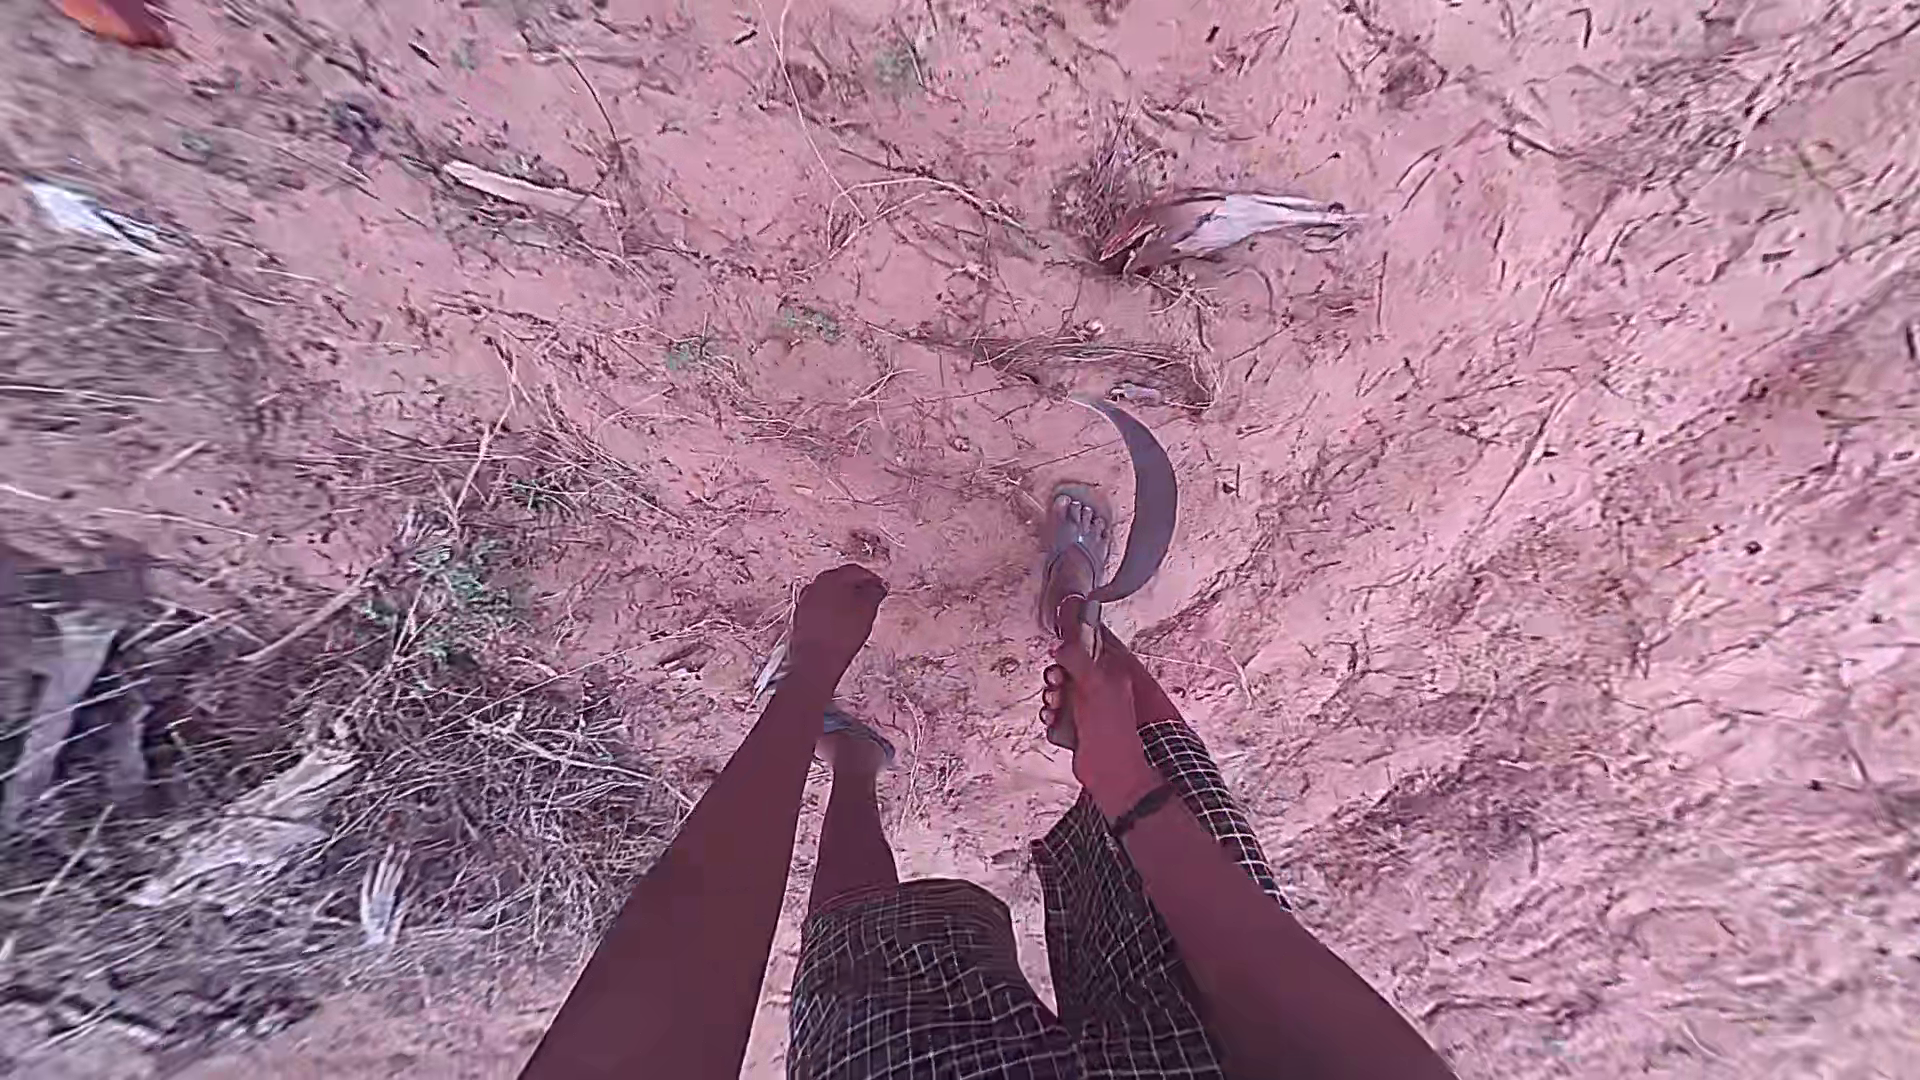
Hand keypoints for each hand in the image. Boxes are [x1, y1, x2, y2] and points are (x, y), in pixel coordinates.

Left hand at [789, 564, 886, 674]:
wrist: (817, 659)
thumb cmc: (841, 634)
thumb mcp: (868, 609)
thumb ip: (874, 593)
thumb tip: (878, 587)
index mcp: (833, 578)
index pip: (856, 570)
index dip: (871, 578)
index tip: (880, 586)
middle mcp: (816, 585)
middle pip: (840, 579)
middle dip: (856, 586)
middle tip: (870, 596)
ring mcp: (806, 601)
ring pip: (829, 593)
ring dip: (843, 598)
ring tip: (857, 611)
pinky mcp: (801, 617)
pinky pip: (820, 607)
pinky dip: (832, 610)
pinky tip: (841, 622)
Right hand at [1048, 637, 1162, 817]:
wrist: (1109, 771)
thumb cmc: (1110, 729)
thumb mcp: (1094, 683)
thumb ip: (1077, 659)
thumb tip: (1061, 645)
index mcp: (1110, 677)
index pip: (1087, 653)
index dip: (1070, 652)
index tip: (1058, 654)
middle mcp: (1099, 692)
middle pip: (1067, 674)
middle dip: (1056, 678)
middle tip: (1055, 684)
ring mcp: (1086, 712)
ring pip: (1058, 695)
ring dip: (1051, 699)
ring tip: (1055, 707)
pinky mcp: (1075, 729)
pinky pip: (1054, 716)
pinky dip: (1050, 718)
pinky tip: (1054, 721)